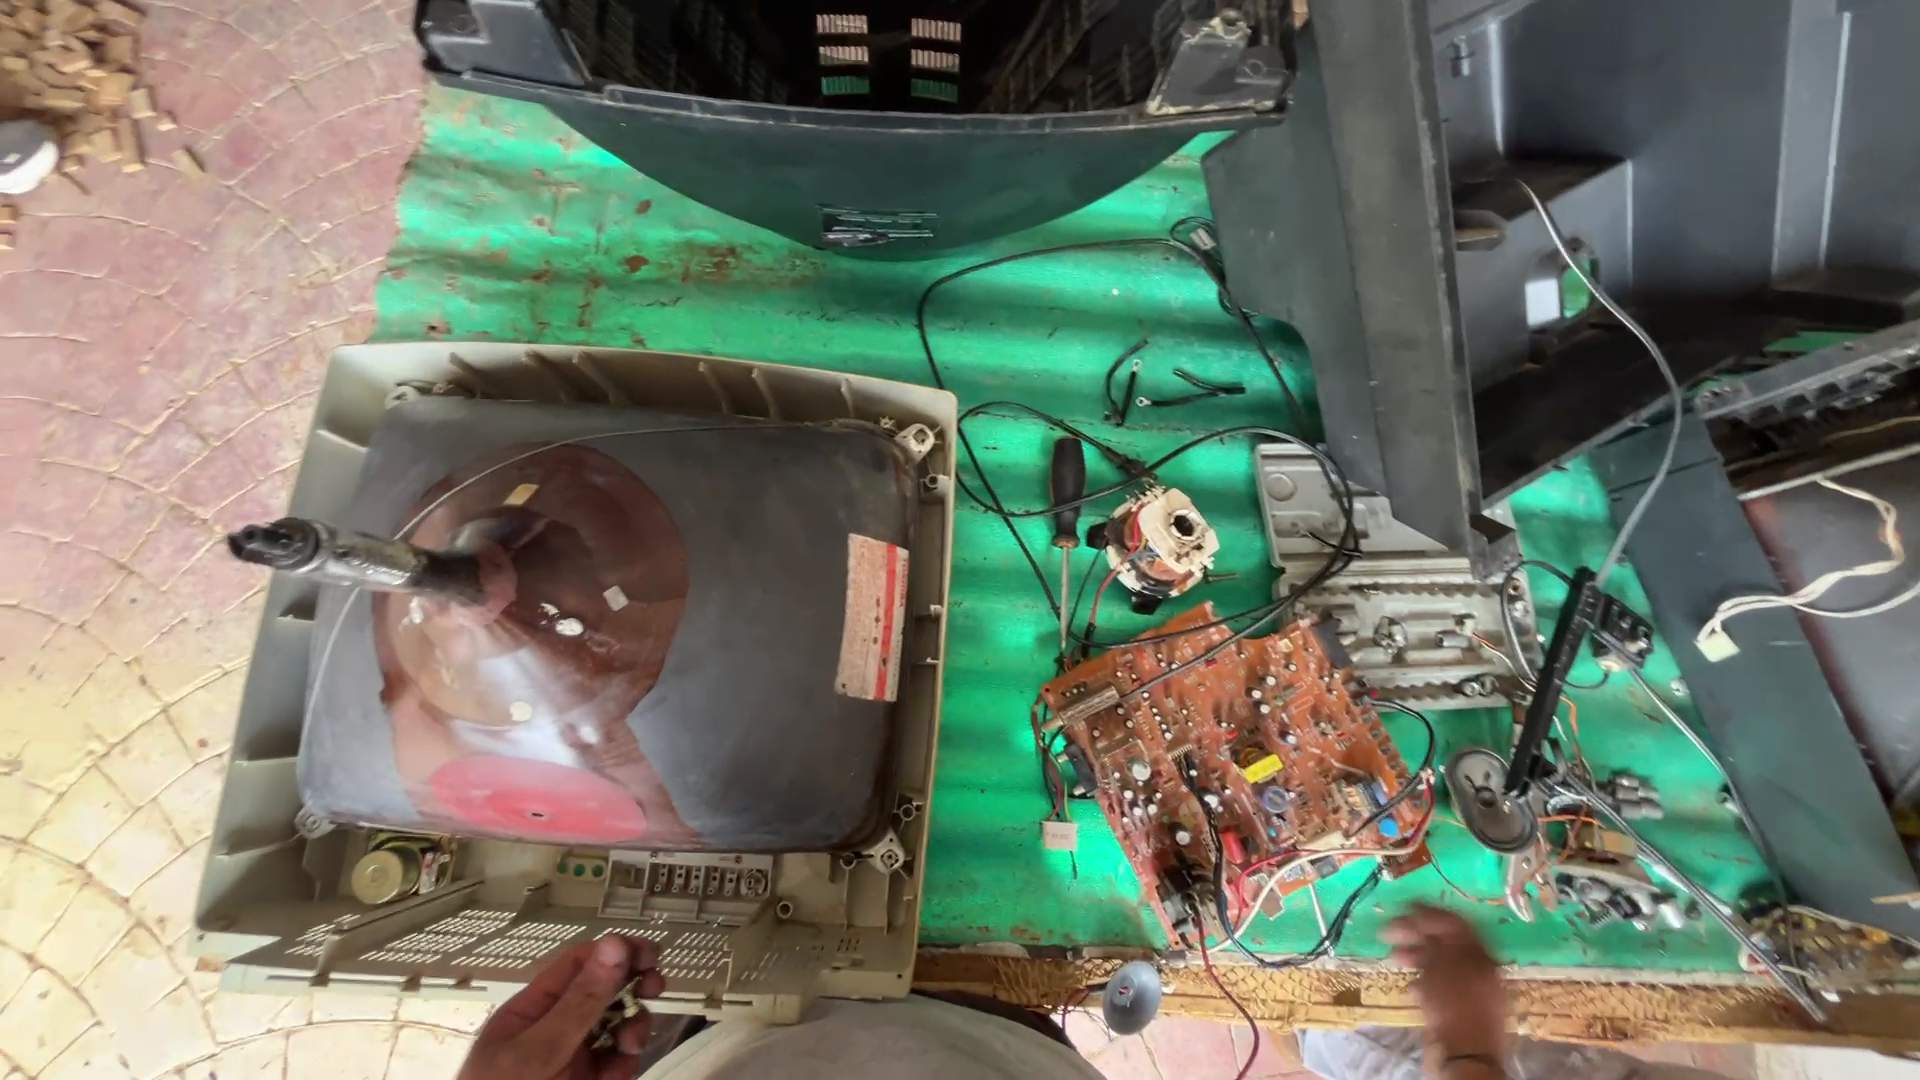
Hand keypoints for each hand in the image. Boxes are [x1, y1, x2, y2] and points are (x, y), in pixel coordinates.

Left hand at [458, 934, 665, 1079]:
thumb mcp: (536, 1057)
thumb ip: (580, 1002)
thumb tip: (618, 941)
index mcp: (530, 1014)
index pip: (579, 963)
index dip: (616, 952)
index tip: (651, 956)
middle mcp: (553, 1031)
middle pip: (604, 989)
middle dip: (632, 985)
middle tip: (655, 986)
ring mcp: (571, 1063)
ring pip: (617, 1024)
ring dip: (633, 1026)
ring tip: (631, 1045)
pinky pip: (617, 1063)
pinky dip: (625, 1063)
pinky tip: (619, 1075)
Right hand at [1381, 904, 1506, 1063]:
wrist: (1464, 1057)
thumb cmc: (1453, 1005)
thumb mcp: (1439, 965)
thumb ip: (1433, 938)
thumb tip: (1422, 916)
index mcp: (1481, 956)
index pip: (1454, 922)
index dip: (1428, 911)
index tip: (1403, 906)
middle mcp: (1480, 970)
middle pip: (1445, 941)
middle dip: (1416, 934)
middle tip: (1390, 931)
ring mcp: (1471, 990)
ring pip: (1440, 962)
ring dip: (1415, 956)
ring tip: (1394, 957)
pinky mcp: (1459, 1007)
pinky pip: (1439, 983)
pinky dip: (1423, 978)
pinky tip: (1411, 984)